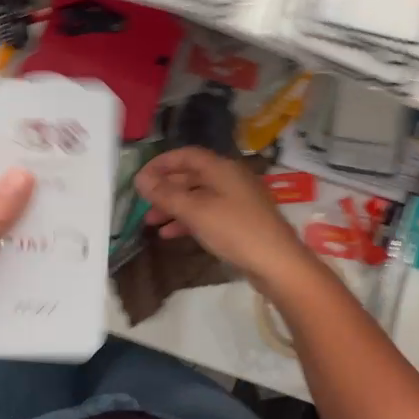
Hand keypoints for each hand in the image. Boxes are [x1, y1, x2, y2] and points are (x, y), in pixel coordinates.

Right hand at [134, 147, 310, 284]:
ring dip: (174, 206)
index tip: (140, 176)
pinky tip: (170, 235)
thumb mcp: (196, 211)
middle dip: (166, 187)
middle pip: (192, 175)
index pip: (187, 155)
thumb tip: (140, 178)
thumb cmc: (235, 230)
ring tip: (151, 221)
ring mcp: (237, 200)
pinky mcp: (240, 221)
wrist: (277, 263)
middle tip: (142, 201)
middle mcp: (230, 179)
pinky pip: (208, 213)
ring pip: (198, 196)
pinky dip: (189, 220)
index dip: (162, 162)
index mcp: (222, 168)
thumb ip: (166, 194)